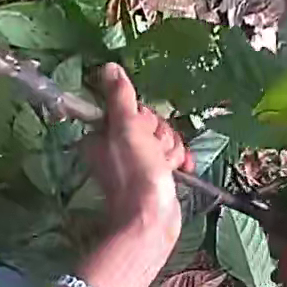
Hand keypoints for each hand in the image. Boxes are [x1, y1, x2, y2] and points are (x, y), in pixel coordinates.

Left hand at [84, 65, 189, 258]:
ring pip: (164, 139)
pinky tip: (183, 169)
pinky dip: (181, 161)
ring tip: (166, 166)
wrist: (152, 219)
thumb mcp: (126, 128)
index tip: (144, 131)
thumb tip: (108, 68)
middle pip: (150, 123)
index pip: (131, 109)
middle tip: (155, 153)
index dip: (144, 118)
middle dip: (161, 136)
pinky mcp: (156, 176)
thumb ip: (119, 97)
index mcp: (103, 136)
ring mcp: (138, 163)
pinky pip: (173, 156)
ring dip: (171, 149)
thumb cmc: (135, 174)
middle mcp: (117, 148)